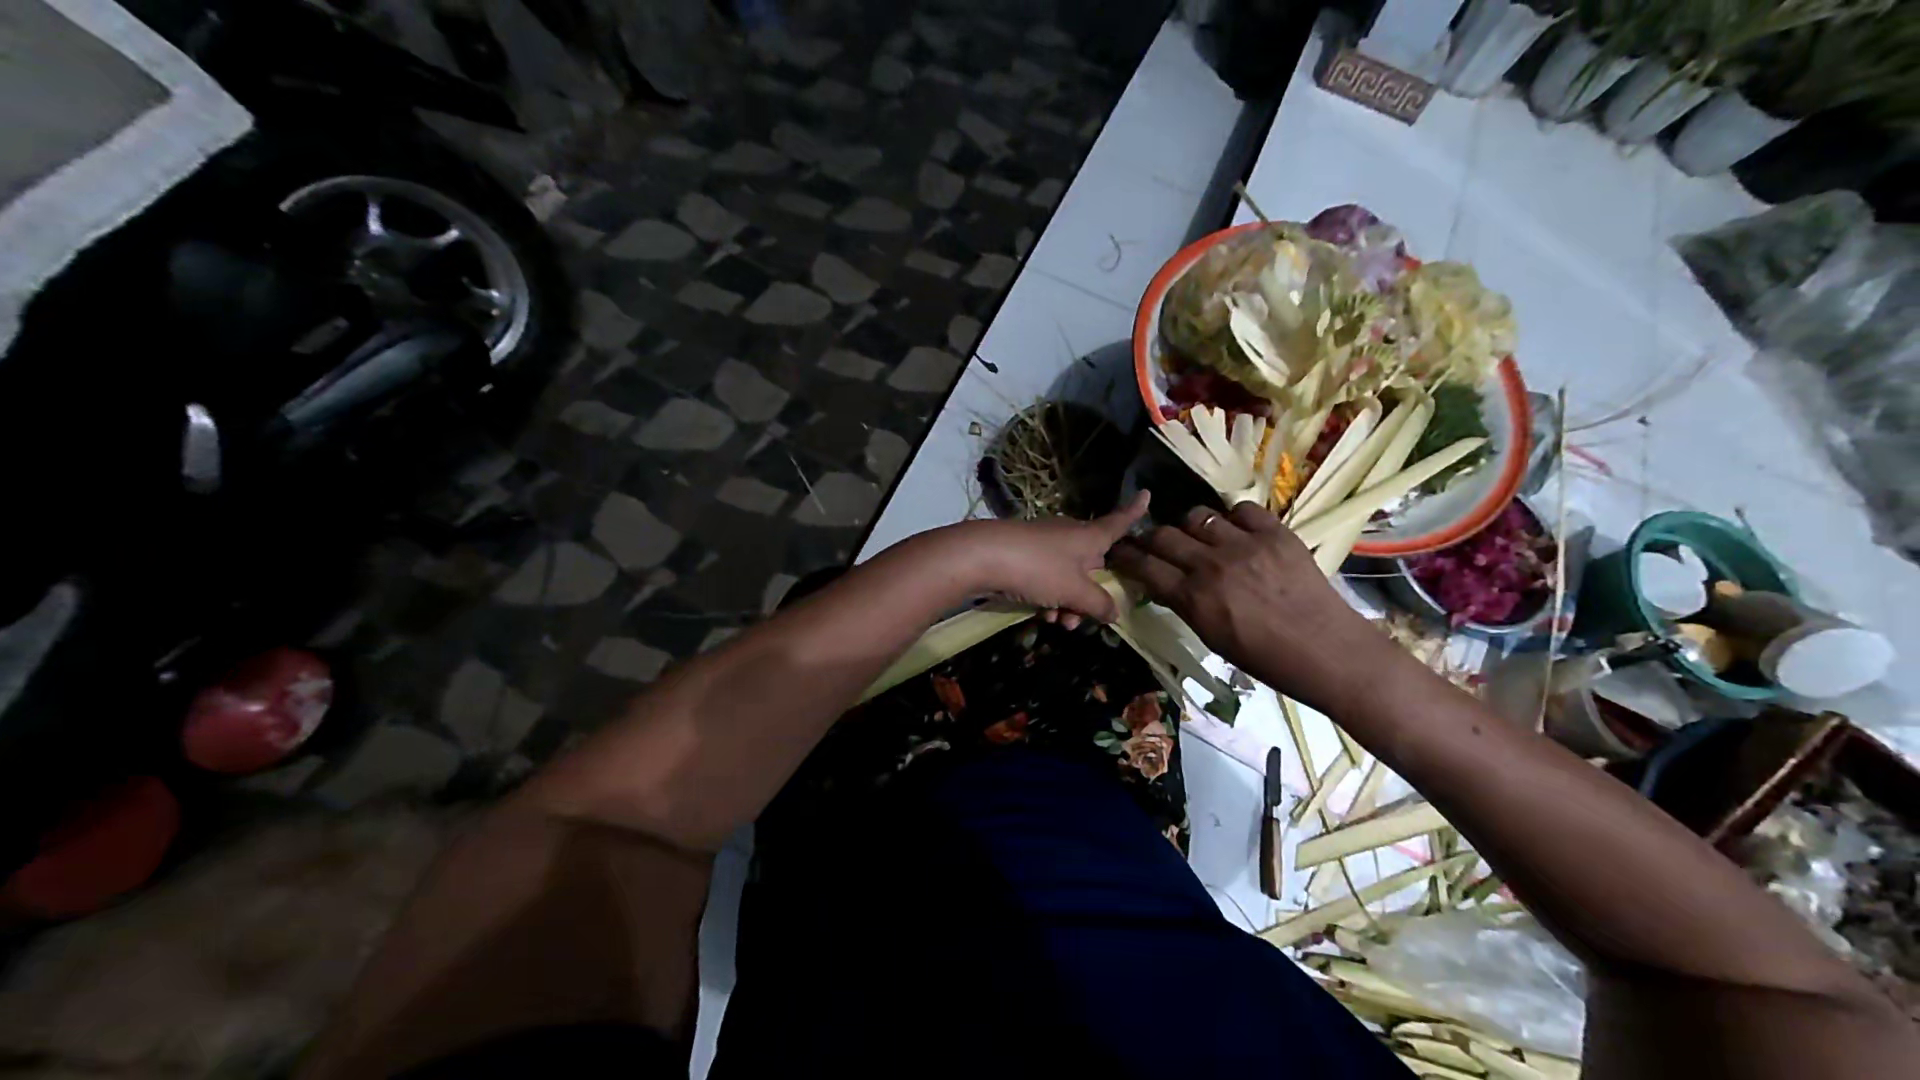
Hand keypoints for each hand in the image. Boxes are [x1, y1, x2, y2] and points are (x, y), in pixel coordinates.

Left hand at [948, 492, 1150, 626]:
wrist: (982, 556)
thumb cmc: (1038, 568)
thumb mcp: (1075, 591)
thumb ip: (1099, 604)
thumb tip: (1114, 612)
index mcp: (1090, 537)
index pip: (1119, 522)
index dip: (1135, 512)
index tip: (1147, 494)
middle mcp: (1071, 536)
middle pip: (1094, 565)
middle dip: (1091, 595)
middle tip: (1078, 619)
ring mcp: (1046, 545)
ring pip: (1069, 577)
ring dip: (1068, 602)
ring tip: (1055, 622)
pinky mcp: (1024, 555)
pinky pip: (1047, 578)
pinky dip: (1048, 597)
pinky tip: (1038, 614)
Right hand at [1107, 502, 1392, 710]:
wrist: (1330, 653)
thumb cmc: (1267, 659)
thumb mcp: (1212, 638)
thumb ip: (1184, 605)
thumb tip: (1163, 582)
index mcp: (1194, 598)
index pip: (1143, 565)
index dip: (1125, 556)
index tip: (1118, 553)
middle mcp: (1213, 565)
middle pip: (1163, 535)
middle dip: (1150, 540)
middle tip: (1154, 545)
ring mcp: (1246, 545)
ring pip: (1197, 516)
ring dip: (1190, 526)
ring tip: (1199, 537)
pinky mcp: (1276, 533)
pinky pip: (1241, 510)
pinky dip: (1232, 518)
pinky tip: (1236, 532)